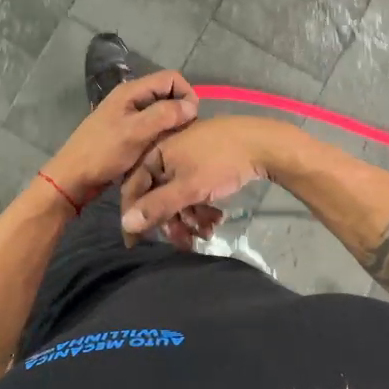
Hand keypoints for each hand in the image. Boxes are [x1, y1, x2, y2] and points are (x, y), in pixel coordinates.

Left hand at [43, 70, 199, 205]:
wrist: (74, 178)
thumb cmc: (102, 153)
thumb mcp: (135, 133)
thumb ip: (163, 115)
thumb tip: (192, 106)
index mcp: (131, 91)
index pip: (170, 78)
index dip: (186, 94)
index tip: (193, 119)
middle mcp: (130, 99)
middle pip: (166, 94)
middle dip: (181, 110)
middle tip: (187, 134)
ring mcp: (127, 116)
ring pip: (160, 112)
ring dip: (172, 124)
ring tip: (178, 143)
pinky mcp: (126, 132)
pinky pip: (152, 127)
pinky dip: (161, 134)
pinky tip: (164, 150)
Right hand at [119, 117, 291, 246]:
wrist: (263, 143)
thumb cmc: (220, 163)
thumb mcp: (188, 188)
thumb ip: (157, 206)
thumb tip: (125, 224)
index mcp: (155, 153)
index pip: (134, 189)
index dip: (133, 217)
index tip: (135, 244)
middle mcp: (166, 153)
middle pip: (158, 195)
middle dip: (172, 222)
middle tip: (186, 243)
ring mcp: (186, 157)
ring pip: (178, 195)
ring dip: (190, 218)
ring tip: (207, 233)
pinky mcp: (204, 163)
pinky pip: (193, 188)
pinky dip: (201, 206)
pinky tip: (217, 218)